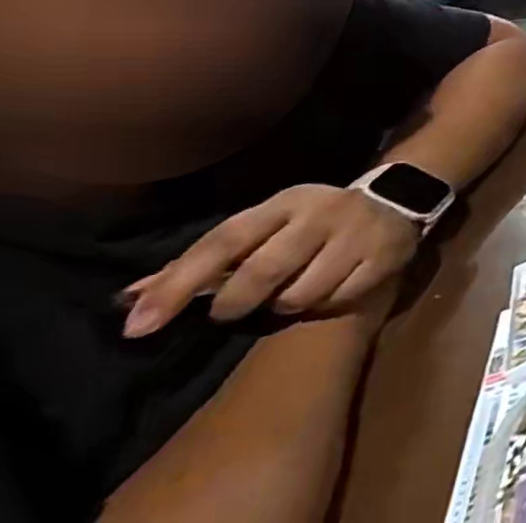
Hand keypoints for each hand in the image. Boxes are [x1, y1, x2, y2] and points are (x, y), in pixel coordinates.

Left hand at [123, 184, 418, 336]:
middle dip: (238, 302)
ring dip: (286, 305)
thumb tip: (127, 300)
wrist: (398, 198)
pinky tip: (329, 292)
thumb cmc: (315, 219)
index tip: (138, 326)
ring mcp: (358, 235)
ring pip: (303, 292)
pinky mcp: (386, 255)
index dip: (178, 284)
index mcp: (286, 203)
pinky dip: (326, 304)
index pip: (223, 241)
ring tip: (290, 298)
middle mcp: (322, 214)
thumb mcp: (265, 226)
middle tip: (232, 313)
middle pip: (265, 270)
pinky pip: (341, 298)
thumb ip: (203, 261)